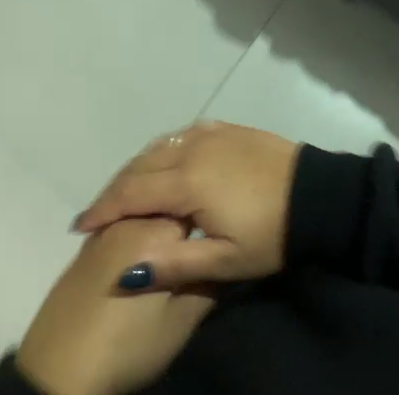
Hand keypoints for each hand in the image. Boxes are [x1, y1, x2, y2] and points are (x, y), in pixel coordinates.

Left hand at [14, 218, 214, 394]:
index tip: (222, 239)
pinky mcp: (87, 248)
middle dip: (188, 222)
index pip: (199, 208)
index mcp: (157, 230)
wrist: (57, 370)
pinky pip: (124, 228)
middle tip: (199, 252)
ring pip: (146, 215)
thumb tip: (226, 258)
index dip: (213, 223)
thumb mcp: (181, 322)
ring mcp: (104, 231)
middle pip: (170, 206)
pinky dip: (139, 239)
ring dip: (162, 229)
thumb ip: (210, 281)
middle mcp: (129, 219)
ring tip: (173, 257)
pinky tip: (143, 263)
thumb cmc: (128, 346)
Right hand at [73, 122, 300, 291]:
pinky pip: (181, 136)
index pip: (131, 193)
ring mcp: (210, 134)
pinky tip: (162, 163)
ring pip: (158, 147)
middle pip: (140, 166)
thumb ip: (174, 263)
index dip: (103, 209)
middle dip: (115, 189)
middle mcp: (191, 149)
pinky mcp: (227, 128)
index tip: (80, 226)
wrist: (318, 196)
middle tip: (99, 212)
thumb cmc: (270, 234)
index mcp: (187, 181)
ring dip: (137, 168)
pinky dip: (162, 150)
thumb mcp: (224, 261)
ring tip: (125, 192)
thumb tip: (124, 270)